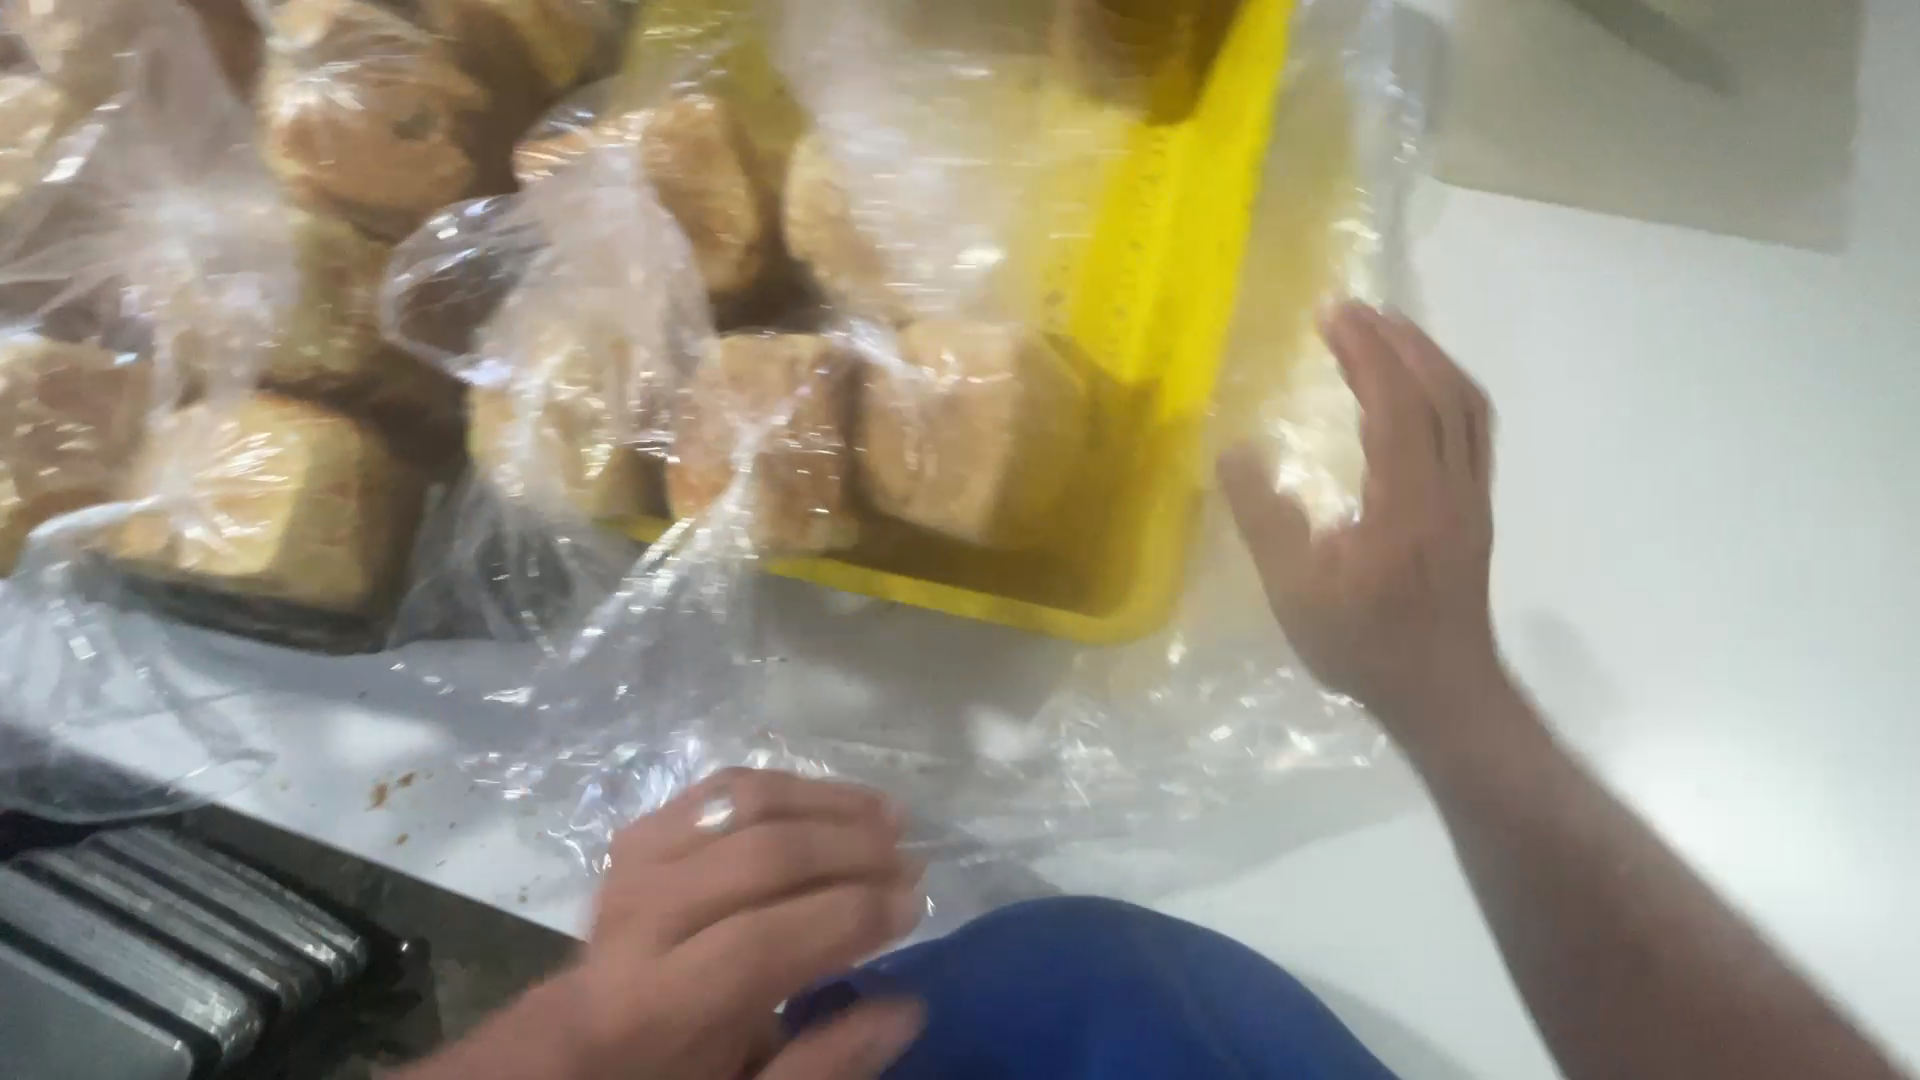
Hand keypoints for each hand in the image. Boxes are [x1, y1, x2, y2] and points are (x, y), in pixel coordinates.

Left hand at [559, 769, 927, 1079]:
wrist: (578, 1032)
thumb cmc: (666, 1074)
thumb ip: (819, 1065)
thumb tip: (906, 1007)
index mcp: (649, 1005)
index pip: (759, 943)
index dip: (847, 917)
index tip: (914, 906)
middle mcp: (637, 916)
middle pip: (760, 856)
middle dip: (852, 852)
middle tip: (912, 861)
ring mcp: (637, 857)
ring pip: (749, 801)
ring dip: (831, 803)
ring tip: (891, 816)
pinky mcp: (647, 825)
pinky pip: (730, 786)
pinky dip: (795, 786)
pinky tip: (838, 801)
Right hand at [1219, 302, 1501, 725]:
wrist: (1440, 691)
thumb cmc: (1361, 643)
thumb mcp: (1293, 590)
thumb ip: (1264, 519)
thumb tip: (1235, 451)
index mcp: (1407, 501)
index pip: (1396, 404)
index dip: (1367, 352)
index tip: (1332, 314)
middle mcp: (1451, 487)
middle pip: (1442, 391)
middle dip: (1400, 340)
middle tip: (1354, 310)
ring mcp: (1471, 497)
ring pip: (1467, 406)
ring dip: (1429, 359)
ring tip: (1387, 334)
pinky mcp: (1474, 510)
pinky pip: (1472, 429)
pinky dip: (1446, 390)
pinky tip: (1419, 391)